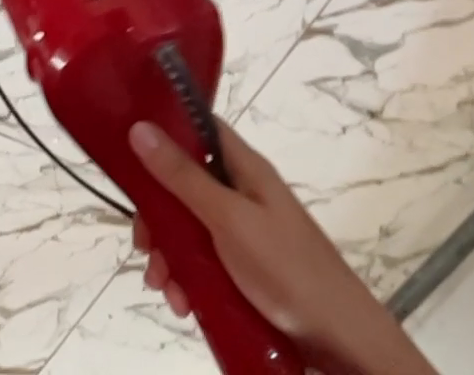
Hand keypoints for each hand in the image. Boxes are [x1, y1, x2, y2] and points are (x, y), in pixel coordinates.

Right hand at [130, 120, 435, 374]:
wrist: (345, 346)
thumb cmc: (289, 271)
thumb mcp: (228, 220)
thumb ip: (182, 176)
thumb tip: (139, 127)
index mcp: (244, 169)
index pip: (199, 127)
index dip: (165, 127)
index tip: (127, 143)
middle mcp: (240, 193)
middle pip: (181, 183)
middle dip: (156, 214)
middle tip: (143, 242)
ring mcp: (241, 231)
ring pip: (185, 226)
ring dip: (167, 255)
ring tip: (163, 286)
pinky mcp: (241, 266)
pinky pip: (199, 260)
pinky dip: (184, 278)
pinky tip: (181, 301)